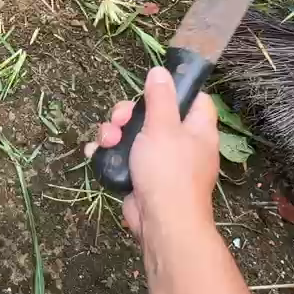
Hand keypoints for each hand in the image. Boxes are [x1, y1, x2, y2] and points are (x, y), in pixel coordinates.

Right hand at [86, 65, 219, 246]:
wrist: (161, 222)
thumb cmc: (169, 171)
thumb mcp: (163, 127)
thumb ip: (160, 97)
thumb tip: (161, 71)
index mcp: (197, 130)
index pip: (194, 100)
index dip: (174, 90)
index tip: (152, 88)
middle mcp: (181, 144)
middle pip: (153, 114)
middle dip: (128, 114)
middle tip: (120, 119)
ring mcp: (160, 161)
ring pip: (132, 134)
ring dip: (113, 133)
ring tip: (106, 141)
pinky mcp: (141, 176)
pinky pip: (122, 155)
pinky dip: (108, 153)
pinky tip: (96, 152)